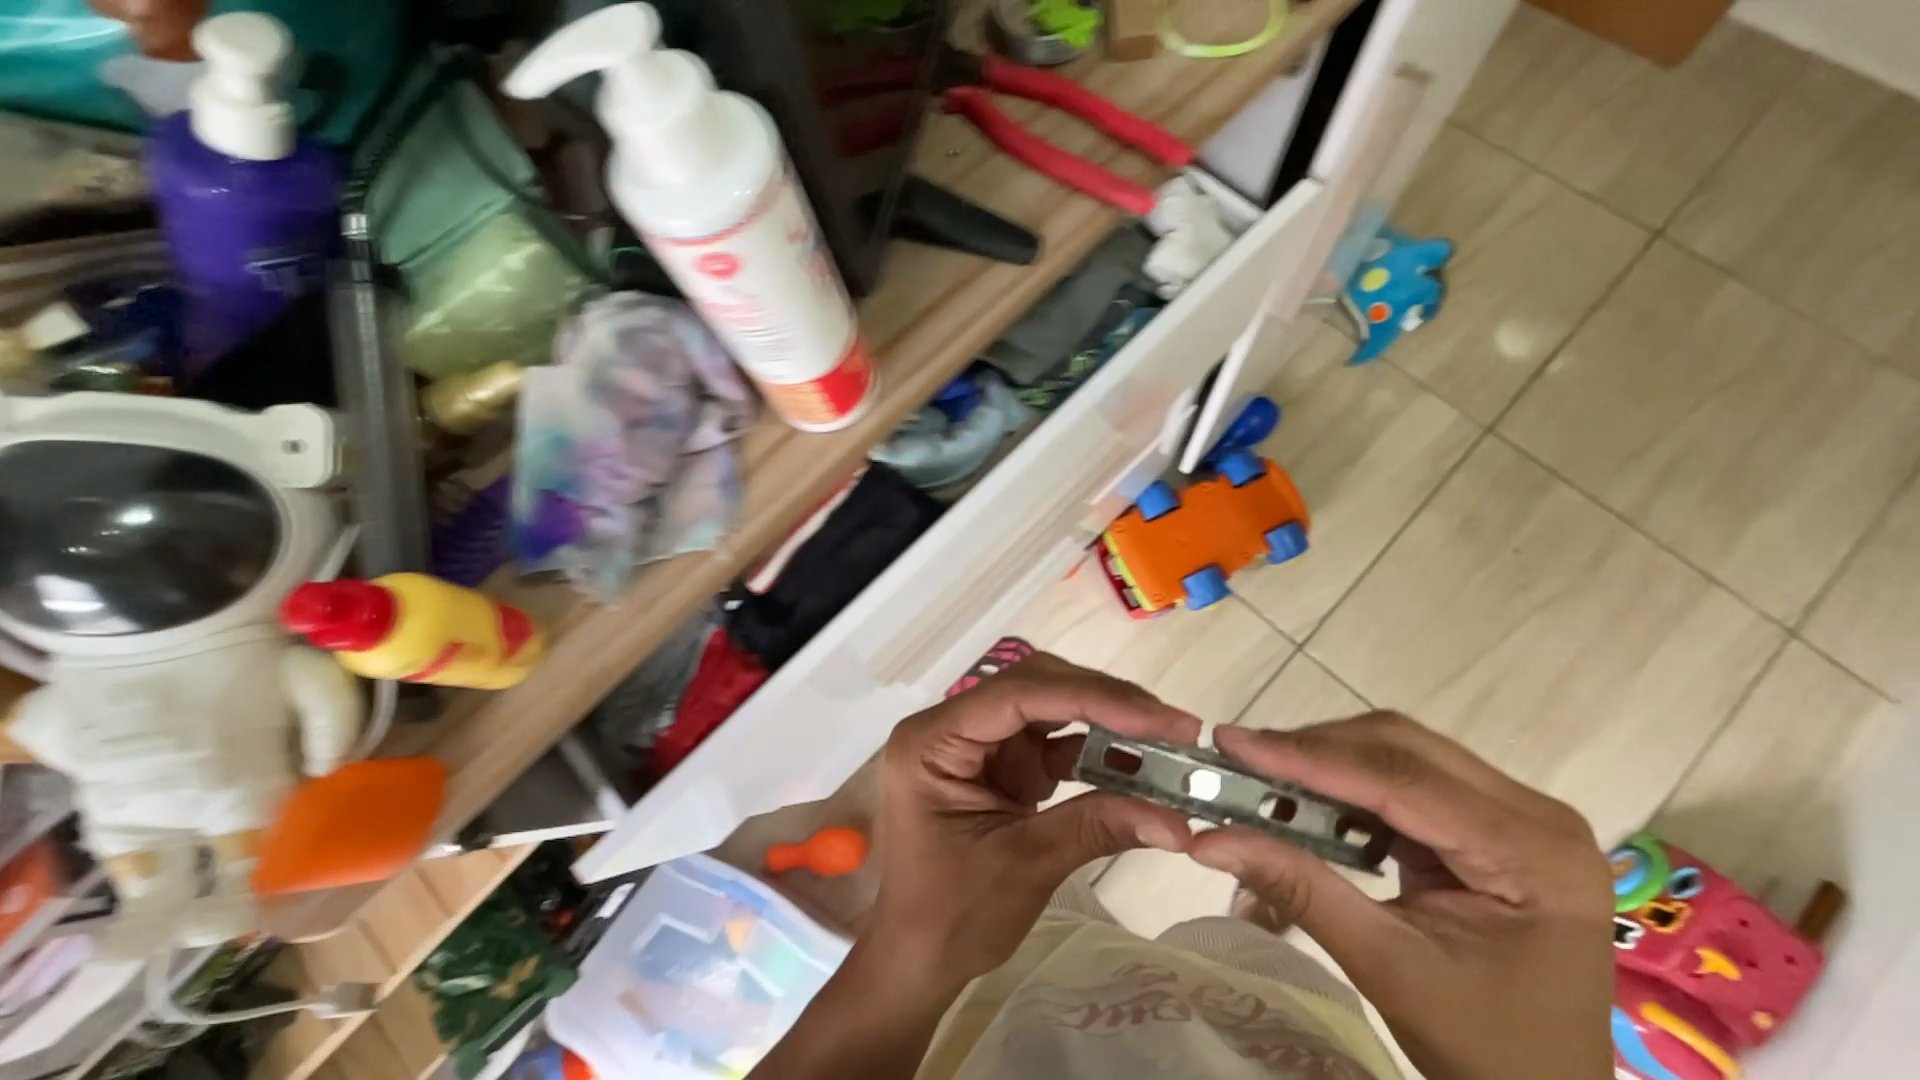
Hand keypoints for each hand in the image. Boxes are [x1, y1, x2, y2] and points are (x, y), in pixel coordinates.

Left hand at [868, 653, 1199, 986]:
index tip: (1157, 718)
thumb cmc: (950, 916)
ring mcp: (980, 743)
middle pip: (1035, 688)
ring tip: (1168, 742)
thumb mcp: (1024, 866)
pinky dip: (1098, 752)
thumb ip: (1096, 828)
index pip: (1016, 695)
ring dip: (1107, 722)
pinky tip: (1139, 765)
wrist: (919, 959)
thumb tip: (1179, 821)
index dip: (1091, 698)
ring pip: (1050, 707)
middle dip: (1105, 702)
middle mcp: (953, 728)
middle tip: (1174, 728)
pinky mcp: (1002, 764)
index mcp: (934, 741)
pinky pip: (1056, 742)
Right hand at [1190, 713, 1614, 1079]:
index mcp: (1532, 851)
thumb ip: (1300, 889)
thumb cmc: (1482, 1044)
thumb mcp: (1385, 965)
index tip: (1232, 742)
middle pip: (1405, 749)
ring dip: (1328, 761)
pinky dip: (1350, 786)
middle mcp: (1535, 814)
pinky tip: (1309, 801)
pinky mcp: (1493, 825)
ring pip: (1403, 754)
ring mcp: (1518, 816)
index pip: (1403, 777)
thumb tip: (1208, 839)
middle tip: (1236, 758)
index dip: (1310, 755)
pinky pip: (1409, 781)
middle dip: (1315, 750)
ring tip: (1261, 778)